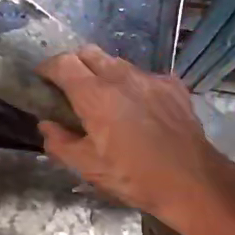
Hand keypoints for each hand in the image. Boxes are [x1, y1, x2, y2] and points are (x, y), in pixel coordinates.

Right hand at [36, 45, 234, 219]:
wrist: (192, 181)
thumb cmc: (134, 177)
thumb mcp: (88, 167)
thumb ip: (60, 143)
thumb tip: (47, 125)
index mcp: (95, 95)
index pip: (64, 63)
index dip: (48, 68)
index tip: (42, 79)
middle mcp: (122, 77)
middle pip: (90, 53)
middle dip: (75, 65)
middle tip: (71, 88)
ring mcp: (151, 79)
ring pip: (118, 63)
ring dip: (105, 74)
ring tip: (105, 99)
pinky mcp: (173, 86)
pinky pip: (145, 76)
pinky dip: (134, 85)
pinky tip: (139, 108)